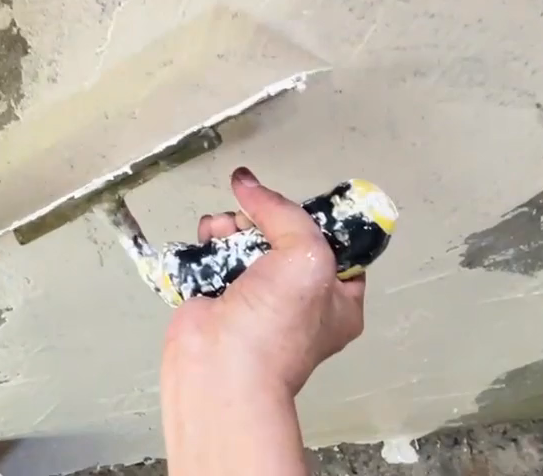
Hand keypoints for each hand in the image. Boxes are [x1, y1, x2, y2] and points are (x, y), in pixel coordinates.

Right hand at [163, 168, 366, 399]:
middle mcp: (298, 295)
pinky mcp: (218, 289)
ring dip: (230, 224)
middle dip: (261, 217)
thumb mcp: (306, 255)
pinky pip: (215, 248)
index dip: (313, 218)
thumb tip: (245, 181)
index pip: (333, 244)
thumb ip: (283, 211)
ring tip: (220, 231)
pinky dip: (209, 238)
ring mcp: (255, 293)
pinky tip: (206, 239)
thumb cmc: (277, 321)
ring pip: (244, 236)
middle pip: (281, 232)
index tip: (288, 207)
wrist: (220, 363)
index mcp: (336, 297)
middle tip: (249, 220)